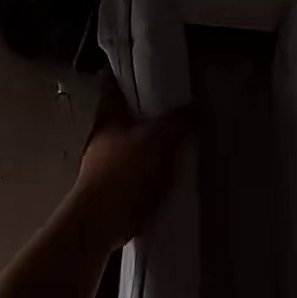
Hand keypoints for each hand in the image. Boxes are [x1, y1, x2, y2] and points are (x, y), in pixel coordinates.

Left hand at [63, 77, 193, 250]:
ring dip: (147, 150)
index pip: (112, 87)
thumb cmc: (126, 173)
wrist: (102, 222)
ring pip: (128, 150)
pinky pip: (134, 178)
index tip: (143, 75)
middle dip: (143, 118)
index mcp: (108, 119)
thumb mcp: (161, 140)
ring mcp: (103, 169)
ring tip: (175, 150)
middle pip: (122, 120)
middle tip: (171, 115)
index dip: (125, 78)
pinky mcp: (111, 195)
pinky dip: (149, 177)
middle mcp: (101, 140)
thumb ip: (179, 122)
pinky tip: (167, 182)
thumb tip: (195, 107)